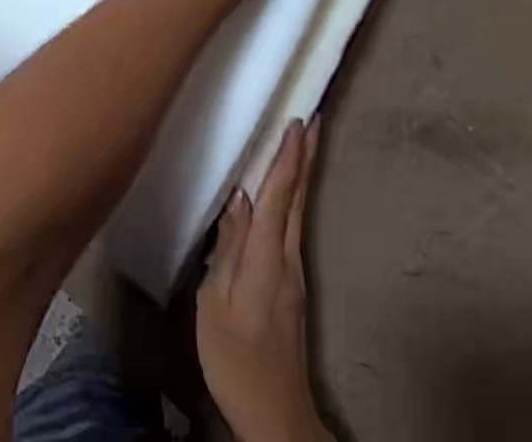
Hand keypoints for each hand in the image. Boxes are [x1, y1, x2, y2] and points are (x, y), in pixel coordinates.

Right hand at [197, 118, 331, 441]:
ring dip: (302, 173)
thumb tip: (238, 200)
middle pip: (299, 198)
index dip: (288, 158)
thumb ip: (228, 249)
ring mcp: (295, 272)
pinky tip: (284, 193)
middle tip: (314, 119)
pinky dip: (293, 198)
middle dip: (306, 157)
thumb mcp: (217, 304)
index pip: (280, 197)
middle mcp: (289, 258)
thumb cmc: (236, 358)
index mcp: (267, 259)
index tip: (297, 122)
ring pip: (299, 211)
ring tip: (303, 143)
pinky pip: (292, 227)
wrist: (275, 412)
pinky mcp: (292, 284)